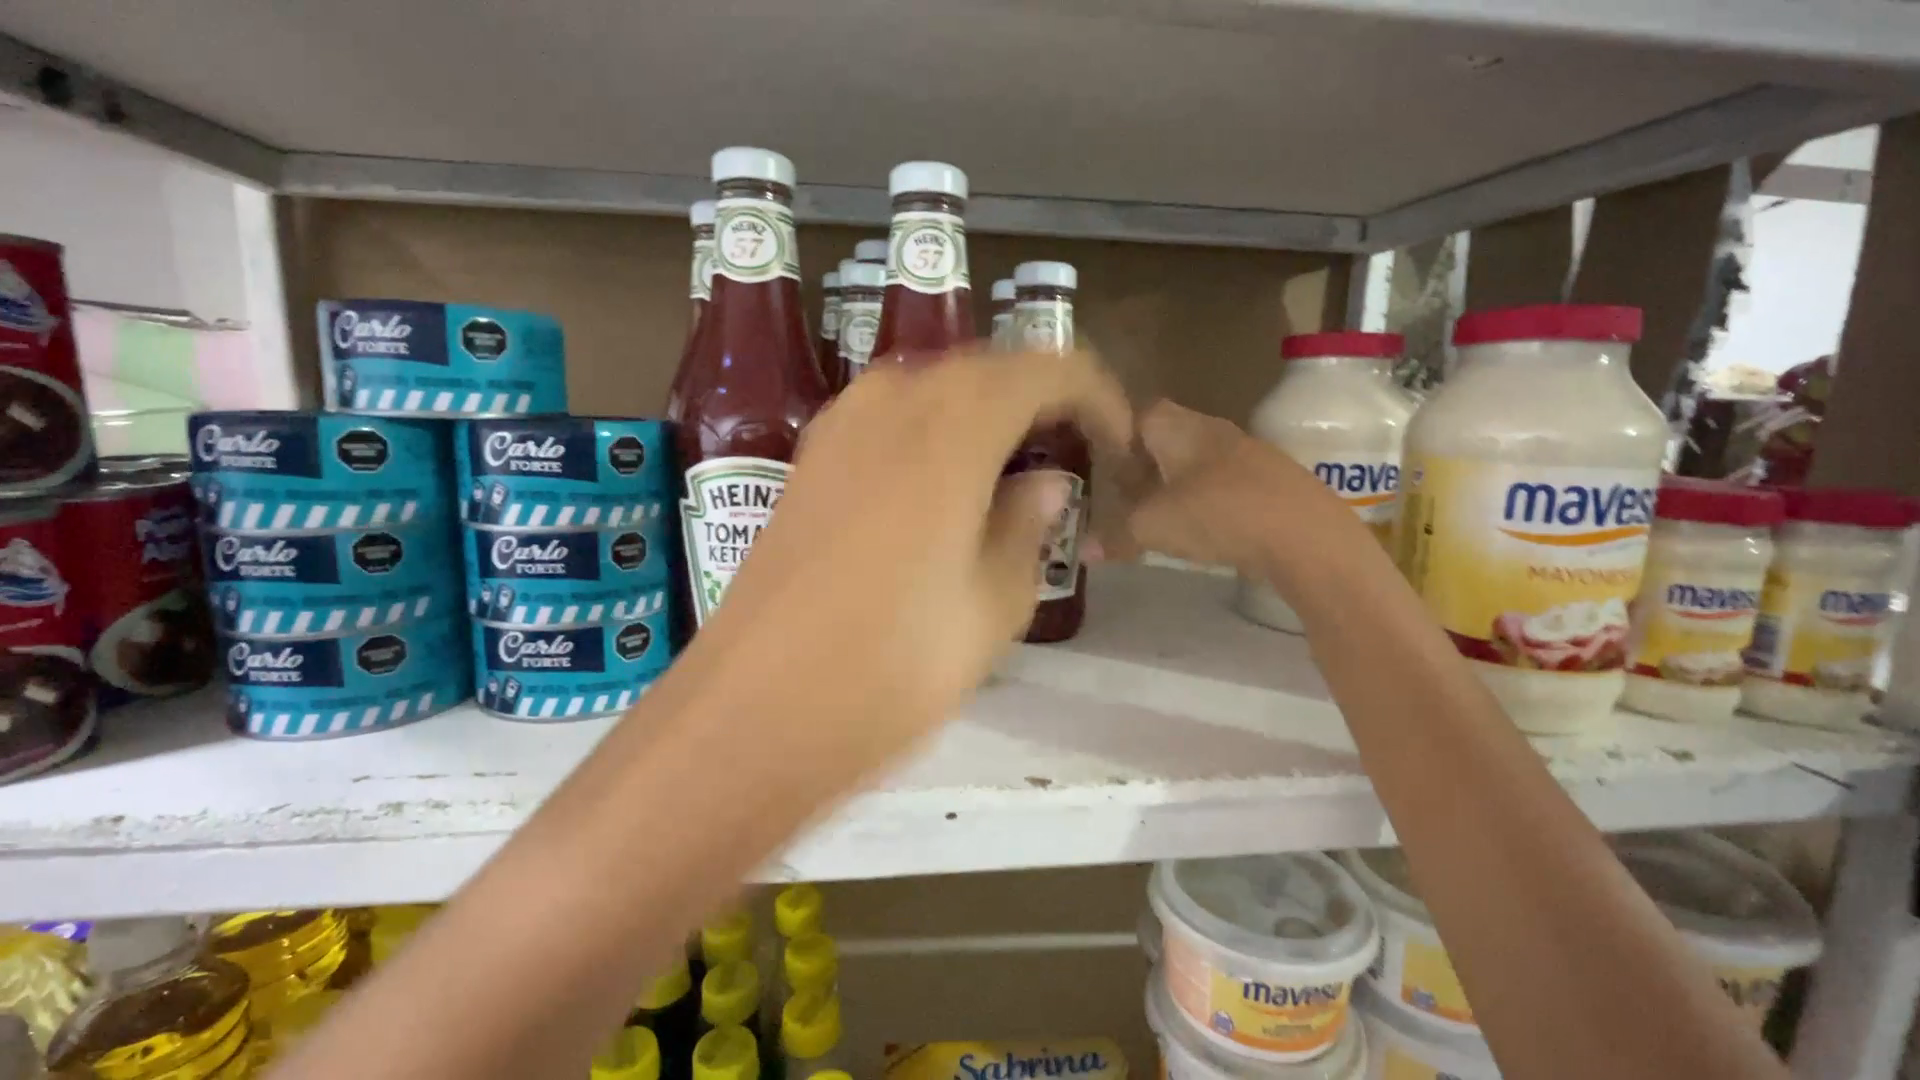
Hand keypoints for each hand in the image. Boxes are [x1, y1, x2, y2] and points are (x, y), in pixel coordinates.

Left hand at [692, 348, 1131, 767]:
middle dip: (1040, 399)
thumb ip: (1027, 527)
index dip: (1096, 396)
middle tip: (1074, 455)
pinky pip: (889, 418)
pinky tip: (944, 488)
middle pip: (986, 369)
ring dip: (983, 414)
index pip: (1047, 369)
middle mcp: (891, 402)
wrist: (755, 711)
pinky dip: (931, 433)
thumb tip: (1046, 482)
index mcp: (952, 427)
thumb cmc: (892, 667)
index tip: (1120, 444)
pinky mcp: (807, 461)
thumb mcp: (992, 605)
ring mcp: (839, 428)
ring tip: (1014, 471)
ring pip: (933, 388)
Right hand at [1102, 400, 1362, 582]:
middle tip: (1121, 495)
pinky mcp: (1273, 485)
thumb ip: (1116, 535)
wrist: (1307, 537)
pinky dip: (1207, 503)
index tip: (1097, 463)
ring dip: (1176, 485)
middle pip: (1168, 438)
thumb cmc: (1218, 515)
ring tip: (1158, 517)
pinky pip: (1226, 485)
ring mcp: (1249, 456)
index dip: (1115, 433)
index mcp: (1180, 427)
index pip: (1139, 412)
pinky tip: (1203, 531)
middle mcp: (1214, 431)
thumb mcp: (1153, 527)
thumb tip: (1083, 550)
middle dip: (1144, 464)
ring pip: (1198, 463)